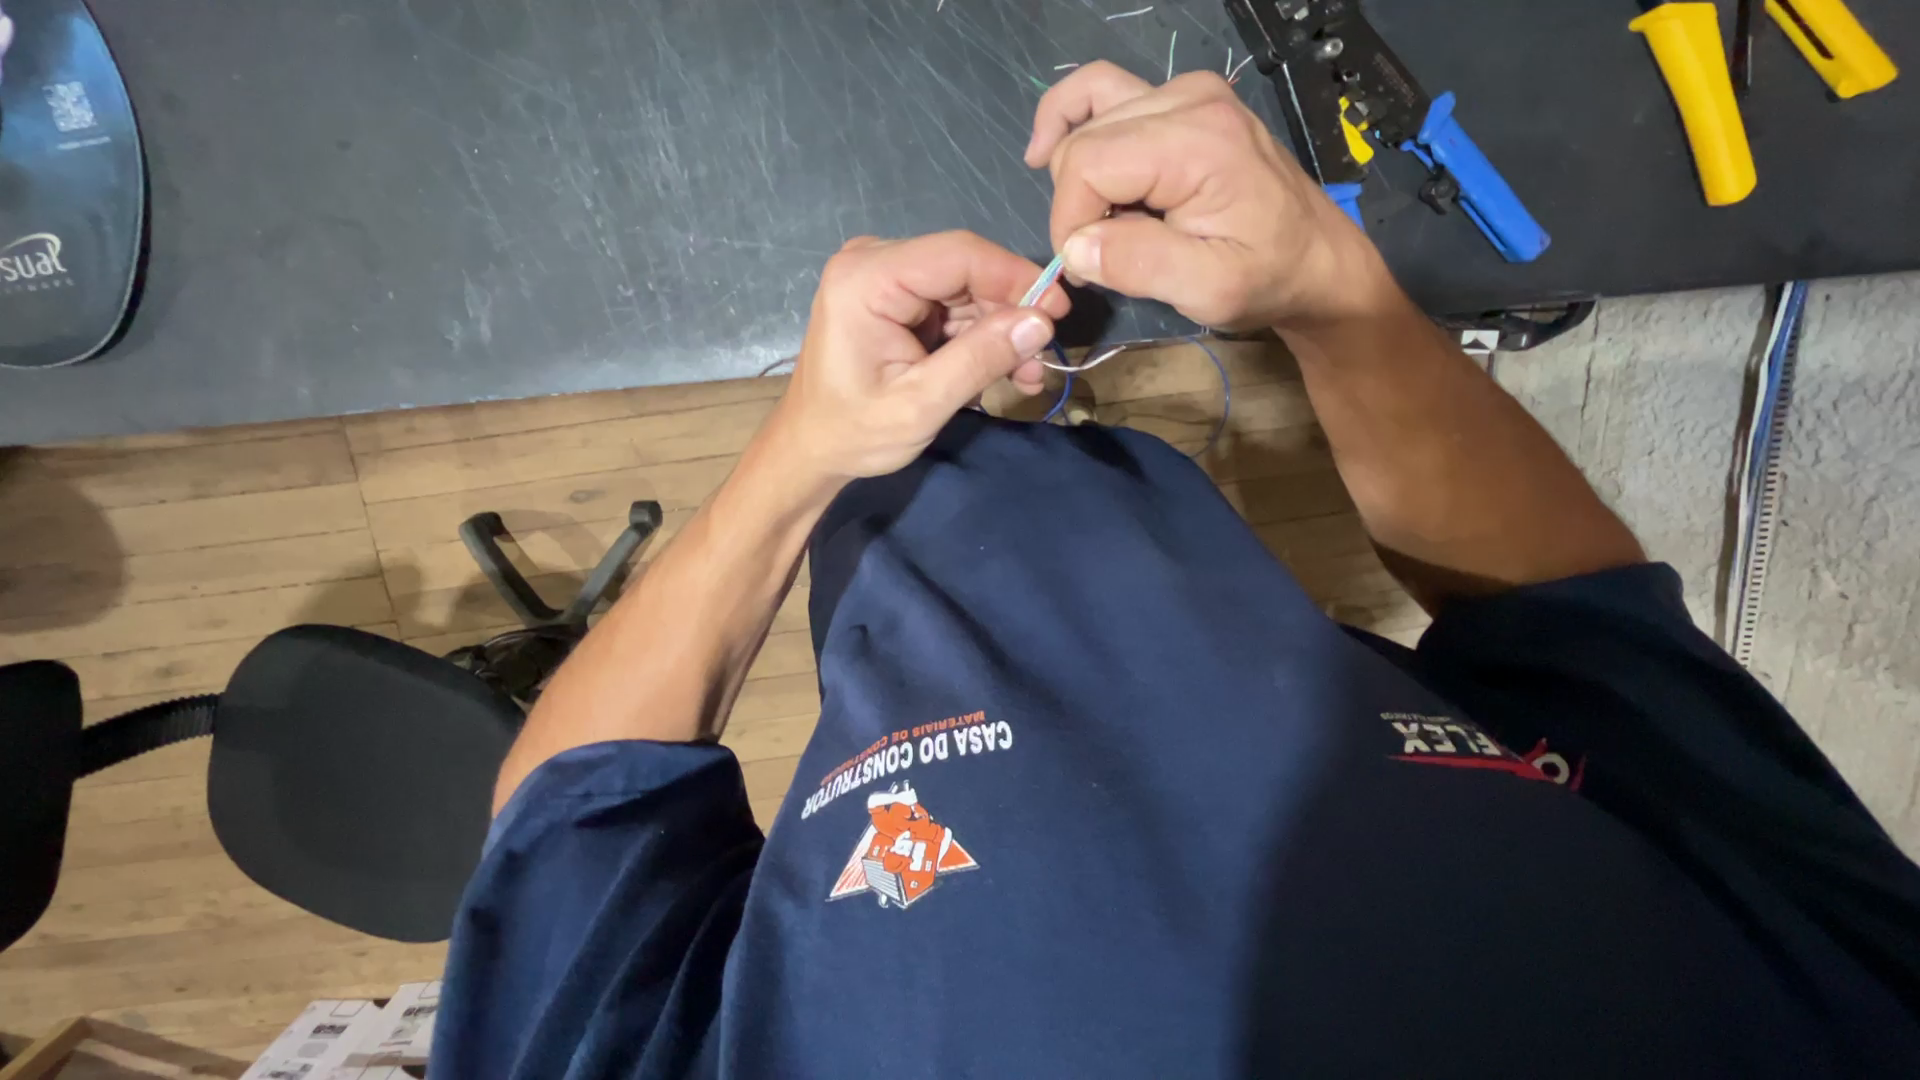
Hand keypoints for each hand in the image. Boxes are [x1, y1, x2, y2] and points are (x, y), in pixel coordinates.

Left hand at [765, 231, 1070, 482]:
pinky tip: (1003, 369)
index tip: (1059, 312)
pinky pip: (952, 305)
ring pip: (966, 289)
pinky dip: (979, 337)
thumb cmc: (854, 433)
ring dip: (999, 331)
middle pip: (965, 269)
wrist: (811, 449)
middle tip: (1041, 359)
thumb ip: (980, 360)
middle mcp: (873, 262)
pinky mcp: (895, 297)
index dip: (1016, 277)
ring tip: (1026, 375)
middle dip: (1010, 312)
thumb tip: (1042, 322)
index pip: (959, 254)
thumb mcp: (921, 404)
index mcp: (866, 279)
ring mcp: (883, 277)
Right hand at [1025, 62, 1397, 330]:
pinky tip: (1050, 154)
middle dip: (1074, 205)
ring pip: (1086, 118)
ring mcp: (1186, 93)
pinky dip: (1072, 125)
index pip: (1088, 163)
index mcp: (1197, 141)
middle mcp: (1188, 98)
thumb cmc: (1267, 278)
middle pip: (1082, 141)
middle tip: (1101, 257)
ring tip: (1086, 221)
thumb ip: (1139, 264)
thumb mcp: (1208, 289)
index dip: (1069, 221)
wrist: (1315, 261)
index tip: (1087, 270)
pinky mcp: (1182, 102)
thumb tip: (1074, 248)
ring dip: (1073, 174)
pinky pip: (1104, 95)